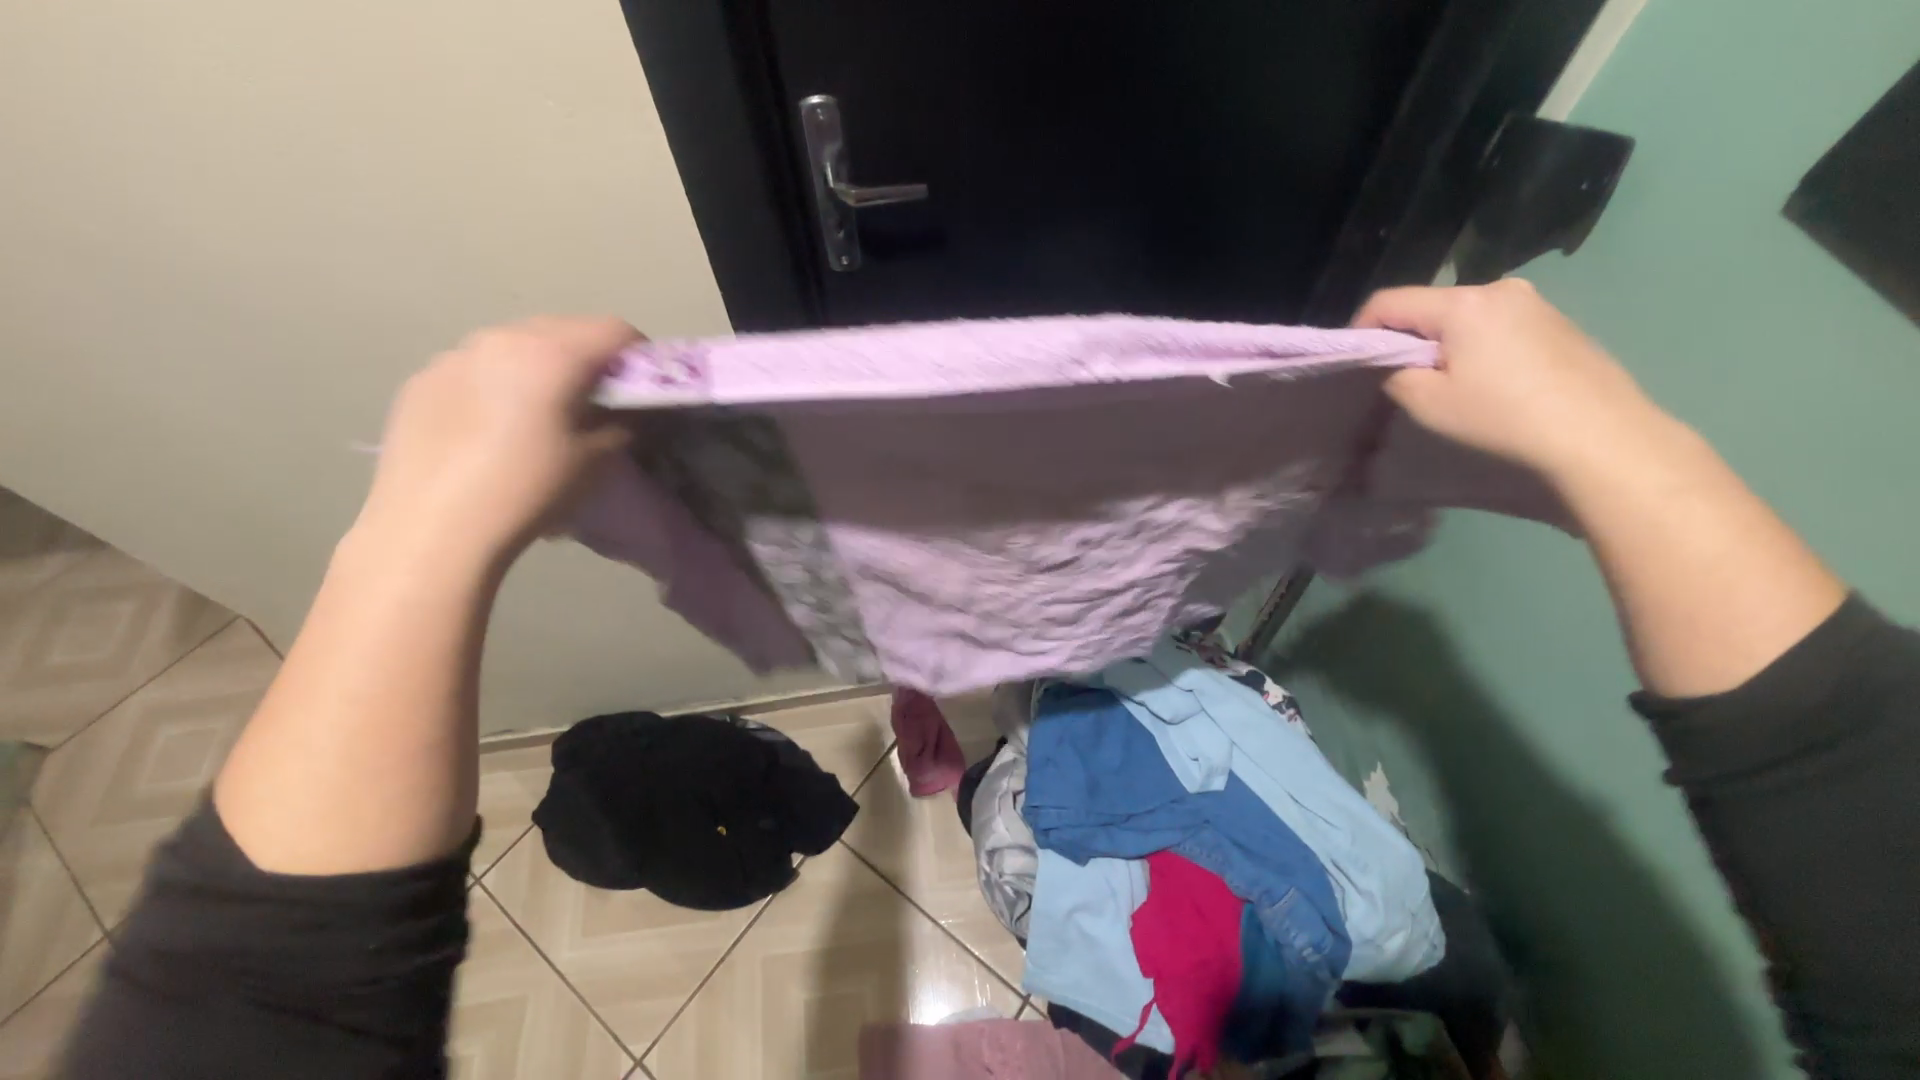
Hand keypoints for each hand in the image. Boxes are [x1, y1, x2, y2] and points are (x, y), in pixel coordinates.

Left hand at [355, 316, 639, 569]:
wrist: (433, 528)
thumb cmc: (530, 490)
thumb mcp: (598, 461)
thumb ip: (621, 423)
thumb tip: (623, 411)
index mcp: (552, 353)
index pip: (614, 330)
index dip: (639, 354)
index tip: (643, 387)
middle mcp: (501, 338)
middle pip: (562, 330)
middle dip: (587, 358)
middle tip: (595, 401)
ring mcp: (454, 356)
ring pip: (514, 345)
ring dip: (539, 368)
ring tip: (539, 414)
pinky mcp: (421, 380)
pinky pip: (474, 368)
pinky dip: (496, 385)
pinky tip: (491, 430)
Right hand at [1355, 279, 1669, 484]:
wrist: (1599, 434)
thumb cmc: (1502, 416)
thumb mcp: (1428, 403)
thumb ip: (1395, 374)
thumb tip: (1396, 363)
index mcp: (1462, 303)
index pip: (1389, 300)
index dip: (1362, 328)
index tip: (1357, 362)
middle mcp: (1499, 288)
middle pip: (1430, 306)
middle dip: (1408, 337)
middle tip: (1405, 379)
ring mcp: (1534, 302)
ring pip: (1464, 316)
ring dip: (1446, 342)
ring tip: (1452, 385)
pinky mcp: (1558, 321)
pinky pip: (1497, 325)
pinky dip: (1479, 347)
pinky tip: (1492, 383)